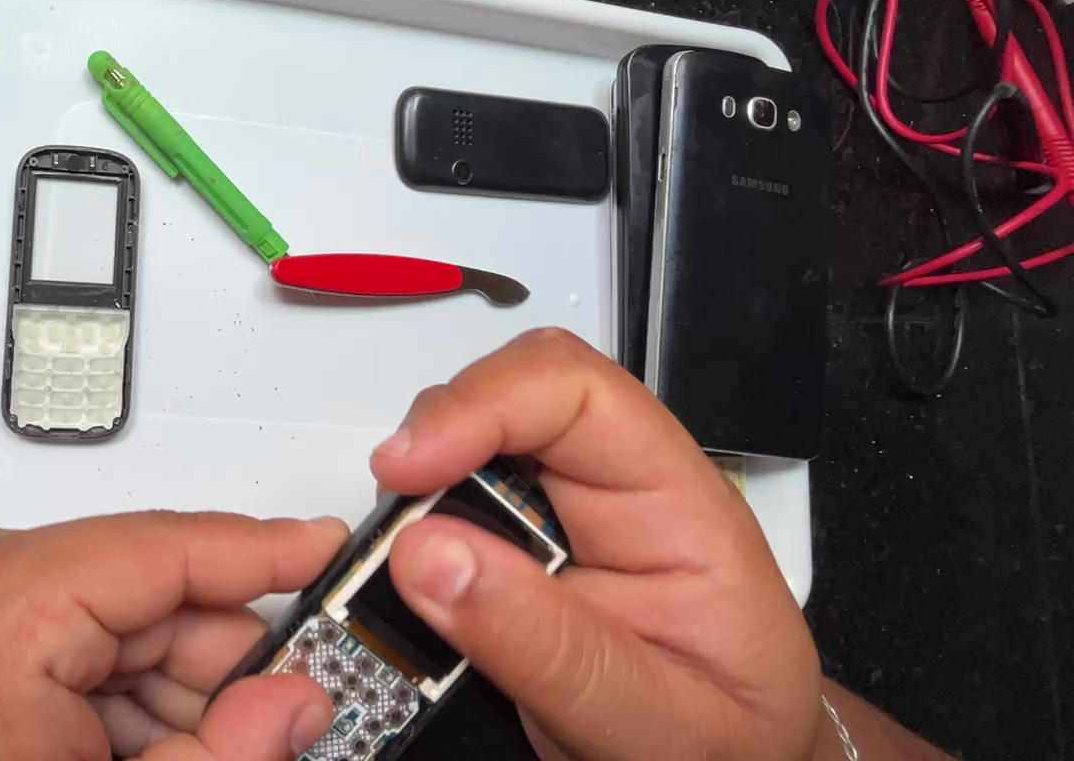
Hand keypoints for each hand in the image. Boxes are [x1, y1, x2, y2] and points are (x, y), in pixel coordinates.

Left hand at [0, 512, 348, 760]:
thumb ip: (218, 753)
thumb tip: (293, 702)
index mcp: (5, 597)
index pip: (169, 545)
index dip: (263, 548)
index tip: (325, 548)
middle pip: (150, 590)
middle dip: (219, 660)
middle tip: (273, 719)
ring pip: (117, 620)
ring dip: (166, 691)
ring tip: (168, 751)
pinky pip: (72, 636)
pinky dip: (115, 694)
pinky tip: (122, 749)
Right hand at [368, 328, 822, 760]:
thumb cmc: (717, 749)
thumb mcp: (653, 730)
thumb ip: (549, 649)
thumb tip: (426, 554)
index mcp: (679, 509)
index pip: (575, 392)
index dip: (481, 404)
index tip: (410, 466)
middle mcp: (614, 479)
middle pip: (509, 388)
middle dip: (436, 435)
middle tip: (396, 512)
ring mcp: (559, 492)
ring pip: (469, 424)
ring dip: (420, 476)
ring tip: (409, 555)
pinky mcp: (517, 513)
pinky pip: (450, 477)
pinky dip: (414, 506)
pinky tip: (416, 557)